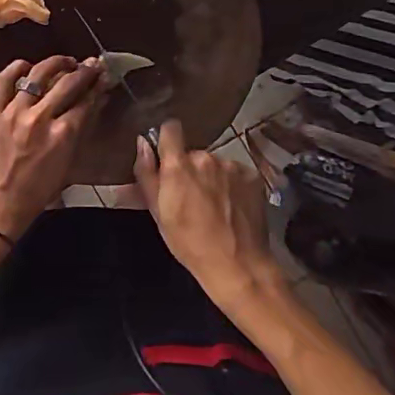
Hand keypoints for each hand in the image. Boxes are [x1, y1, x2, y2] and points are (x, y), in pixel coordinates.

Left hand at [0, 56, 109, 238]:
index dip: (97, 86)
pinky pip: (5, 80)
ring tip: (65, 62)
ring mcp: (15, 112)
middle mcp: (40, 118)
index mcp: (63, 134)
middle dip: (84, 71)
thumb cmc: (42, 186)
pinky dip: (16, 68)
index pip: (85, 101)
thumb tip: (96, 99)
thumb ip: (83, 127)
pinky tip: (27, 65)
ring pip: (37, 74)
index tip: (103, 76)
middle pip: (67, 83)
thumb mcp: (71, 160)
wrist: (4, 197)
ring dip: (55, 63)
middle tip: (91, 65)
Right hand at [133, 120, 283, 306]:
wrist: (238, 265)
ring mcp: (232, 166)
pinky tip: (232, 207)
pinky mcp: (253, 177)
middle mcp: (206, 158)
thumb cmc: (189, 242)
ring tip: (214, 206)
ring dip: (211, 177)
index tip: (166, 154)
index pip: (170, 129)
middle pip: (193, 153)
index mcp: (179, 165)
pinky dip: (232, 185)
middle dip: (189, 169)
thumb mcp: (158, 212)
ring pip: (214, 165)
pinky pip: (235, 173)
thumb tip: (142, 142)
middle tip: (190, 196)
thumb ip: (147, 173)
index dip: (166, 139)